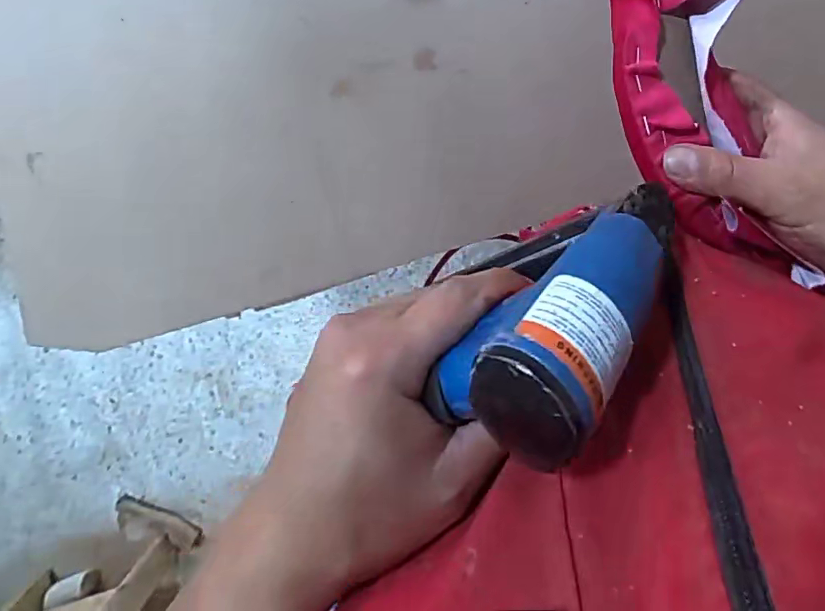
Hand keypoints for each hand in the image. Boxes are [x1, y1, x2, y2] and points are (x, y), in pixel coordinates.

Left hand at [180, 269, 529, 610]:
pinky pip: (391, 317)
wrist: (290, 539)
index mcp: (381, 356)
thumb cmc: (371, 515)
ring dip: (450, 317)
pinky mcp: (331, 343)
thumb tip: (531, 380)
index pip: (454, 298)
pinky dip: (422, 327)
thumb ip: (498, 422)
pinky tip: (438, 357)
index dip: (500, 286)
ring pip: (412, 302)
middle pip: (434, 295)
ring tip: (482, 344)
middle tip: (517, 328)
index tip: (534, 292)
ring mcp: (336, 332)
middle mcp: (354, 328)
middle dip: (479, 305)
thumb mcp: (452, 481)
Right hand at [661, 70, 824, 294]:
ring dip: (688, 172)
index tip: (652, 83)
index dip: (694, 80)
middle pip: (714, 129)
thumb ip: (724, 172)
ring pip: (715, 166)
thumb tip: (666, 156)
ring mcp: (764, 178)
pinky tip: (673, 204)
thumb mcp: (781, 188)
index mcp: (777, 120)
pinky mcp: (762, 211)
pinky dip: (702, 201)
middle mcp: (766, 143)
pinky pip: (722, 198)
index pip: (729, 86)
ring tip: (643, 170)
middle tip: (636, 138)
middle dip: (680, 134)